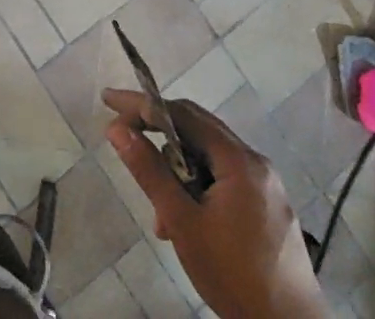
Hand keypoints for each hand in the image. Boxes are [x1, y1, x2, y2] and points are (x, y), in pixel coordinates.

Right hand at [104, 91, 329, 318]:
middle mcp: (257, 164)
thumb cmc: (232, 272)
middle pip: (198, 129)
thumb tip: (117, 128)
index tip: (108, 102)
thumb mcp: (182, 221)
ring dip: (176, 170)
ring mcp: (266, 186)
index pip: (183, 114)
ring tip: (159, 213)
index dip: (143, 104)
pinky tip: (183, 221)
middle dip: (157, 133)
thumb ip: (149, 171)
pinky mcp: (267, 207)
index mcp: (240, 161)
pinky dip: (196, 187)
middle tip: (122, 137)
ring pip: (209, 158)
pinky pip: (223, 179)